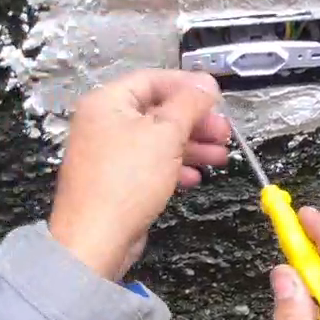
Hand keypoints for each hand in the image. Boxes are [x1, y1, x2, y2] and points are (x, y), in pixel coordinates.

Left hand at [49, 70, 230, 279]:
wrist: (96, 239)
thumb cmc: (122, 184)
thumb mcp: (165, 134)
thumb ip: (189, 104)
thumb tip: (206, 85)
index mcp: (107, 103)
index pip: (153, 80)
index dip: (188, 86)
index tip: (215, 96)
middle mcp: (103, 124)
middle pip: (158, 111)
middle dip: (195, 121)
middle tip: (223, 131)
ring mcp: (108, 154)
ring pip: (157, 140)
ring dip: (191, 145)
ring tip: (219, 155)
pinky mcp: (116, 181)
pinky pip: (150, 164)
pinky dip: (174, 166)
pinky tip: (193, 176)